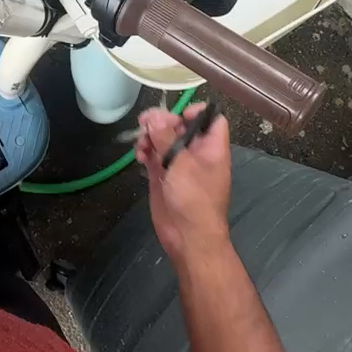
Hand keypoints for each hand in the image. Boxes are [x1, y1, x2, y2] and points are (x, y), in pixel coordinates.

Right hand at [135, 105, 231, 263]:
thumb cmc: (194, 199)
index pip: (212, 120)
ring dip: (149, 136)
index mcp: (212, 149)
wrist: (188, 238)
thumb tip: (154, 116)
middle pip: (181, 126)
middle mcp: (196, 153)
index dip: (197, 112)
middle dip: (163, 121)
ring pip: (163, 139)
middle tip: (146, 122)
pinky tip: (139, 155)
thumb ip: (166, 138)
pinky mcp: (163, 175)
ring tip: (141, 142)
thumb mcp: (181, 164)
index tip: (178, 114)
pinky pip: (152, 154)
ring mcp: (178, 164)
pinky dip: (144, 151)